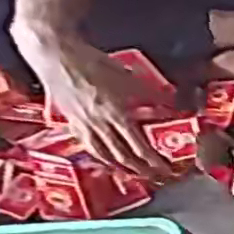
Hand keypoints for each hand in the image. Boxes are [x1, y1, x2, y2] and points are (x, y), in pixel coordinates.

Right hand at [20, 31, 172, 179]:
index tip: (169, 173)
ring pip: (102, 154)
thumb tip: (178, 108)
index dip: (155, 164)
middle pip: (122, 157)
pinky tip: (107, 160)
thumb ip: (157, 97)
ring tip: (136, 175)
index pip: (140, 148)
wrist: (55, 53)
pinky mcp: (69, 118)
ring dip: (121, 168)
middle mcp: (98, 124)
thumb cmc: (97, 64)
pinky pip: (87, 144)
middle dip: (142, 172)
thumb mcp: (134, 80)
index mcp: (117, 115)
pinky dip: (100, 156)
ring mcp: (81, 122)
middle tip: (158, 180)